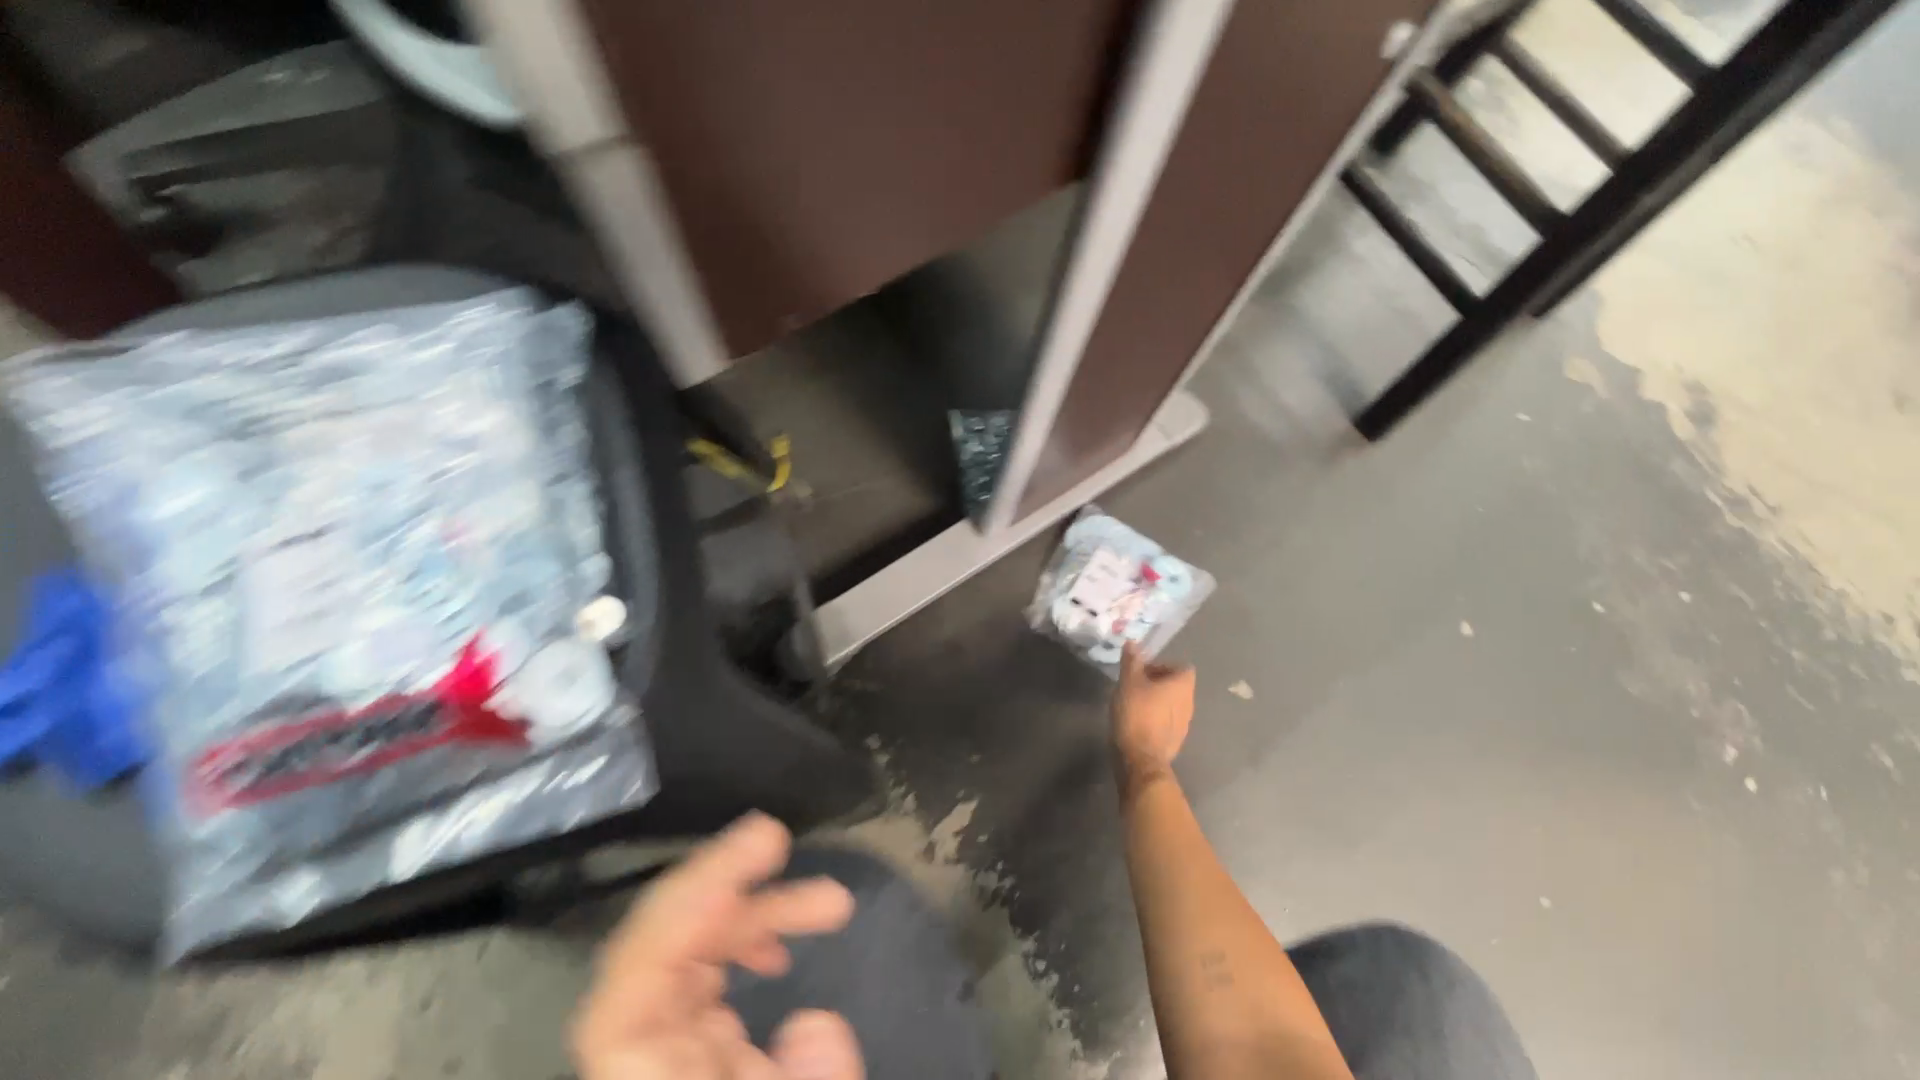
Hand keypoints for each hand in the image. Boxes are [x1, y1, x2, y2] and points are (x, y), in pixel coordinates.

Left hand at [572, 812, 865, 1079]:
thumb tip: (811, 1026)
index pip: (626, 1003)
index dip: (673, 926)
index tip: (744, 869)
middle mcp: (647, 1068)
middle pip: (654, 960)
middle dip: (718, 889)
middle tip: (779, 840)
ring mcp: (666, 1059)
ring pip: (685, 961)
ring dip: (752, 914)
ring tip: (831, 901)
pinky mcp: (689, 1056)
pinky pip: (702, 983)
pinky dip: (743, 950)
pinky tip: (782, 947)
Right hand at [1112, 642, 1195, 788]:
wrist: (1140, 758)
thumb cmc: (1136, 713)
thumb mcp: (1128, 682)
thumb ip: (1132, 661)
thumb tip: (1133, 642)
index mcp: (1182, 685)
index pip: (1182, 667)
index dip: (1163, 666)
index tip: (1142, 672)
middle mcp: (1189, 703)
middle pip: (1177, 686)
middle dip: (1157, 683)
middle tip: (1134, 686)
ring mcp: (1185, 724)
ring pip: (1172, 705)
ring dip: (1157, 702)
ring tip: (1134, 705)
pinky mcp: (1176, 741)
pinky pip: (1168, 722)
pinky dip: (1156, 719)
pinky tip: (1137, 724)